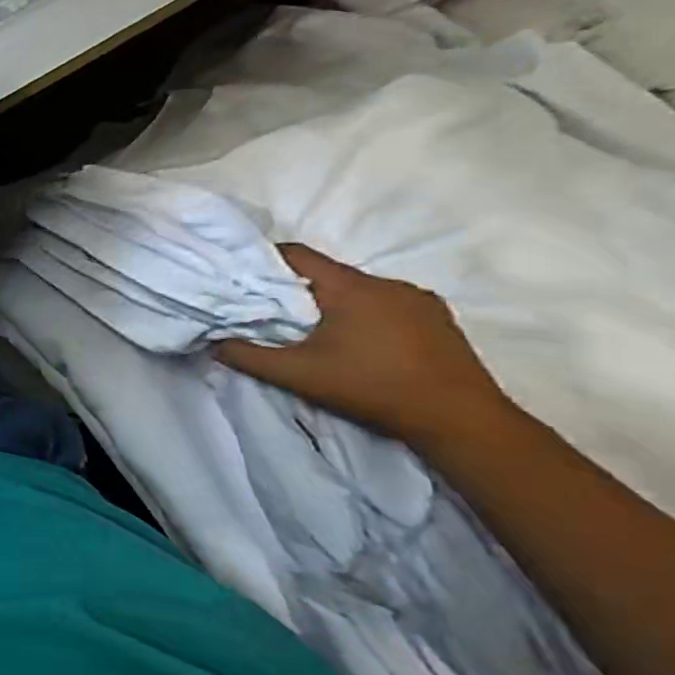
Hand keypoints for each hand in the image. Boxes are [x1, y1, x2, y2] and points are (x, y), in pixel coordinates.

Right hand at [215, 245, 516, 449]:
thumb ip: (252, 358)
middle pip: (329, 273)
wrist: (460, 419)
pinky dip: (373, 315)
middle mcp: (384, 281)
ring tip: (327, 334)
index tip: (249, 278)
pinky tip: (370, 345)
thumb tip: (215, 345)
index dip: (268, 260)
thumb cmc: (373, 388)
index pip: (297, 254)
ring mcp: (417, 297)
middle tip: (282, 315)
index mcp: (348, 286)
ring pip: (361, 289)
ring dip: (340, 304)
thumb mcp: (301, 376)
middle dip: (302, 289)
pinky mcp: (439, 316)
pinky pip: (391, 303)